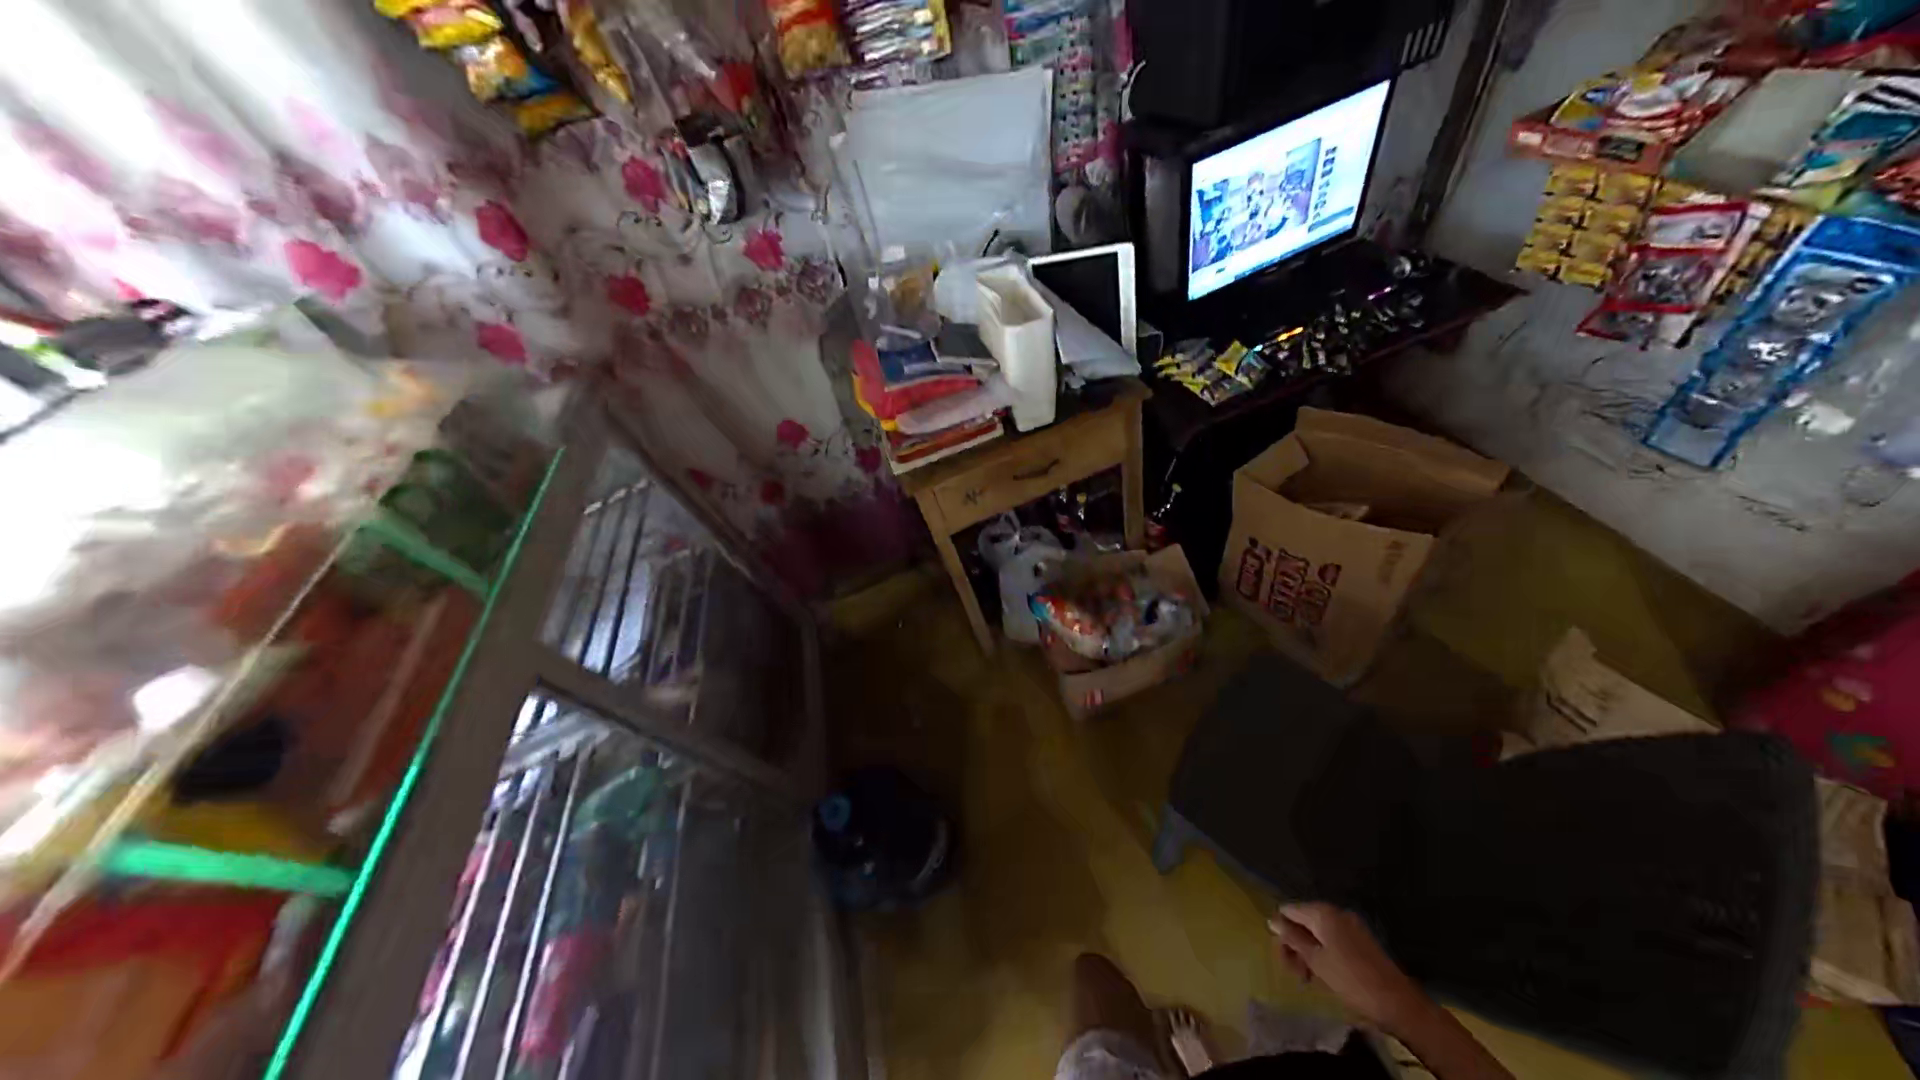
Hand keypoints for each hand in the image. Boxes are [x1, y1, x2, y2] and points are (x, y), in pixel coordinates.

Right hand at [1269, 903, 1429, 1033]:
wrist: (1399, 1004)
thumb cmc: (1351, 980)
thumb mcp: (1316, 960)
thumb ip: (1292, 938)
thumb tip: (1272, 920)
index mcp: (1322, 913)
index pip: (1288, 911)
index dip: (1281, 932)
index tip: (1284, 958)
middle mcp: (1336, 913)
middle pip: (1303, 921)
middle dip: (1294, 944)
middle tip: (1296, 973)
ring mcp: (1351, 926)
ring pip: (1318, 933)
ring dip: (1308, 952)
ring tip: (1309, 978)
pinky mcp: (1361, 941)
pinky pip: (1333, 940)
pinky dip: (1324, 954)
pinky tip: (1326, 974)